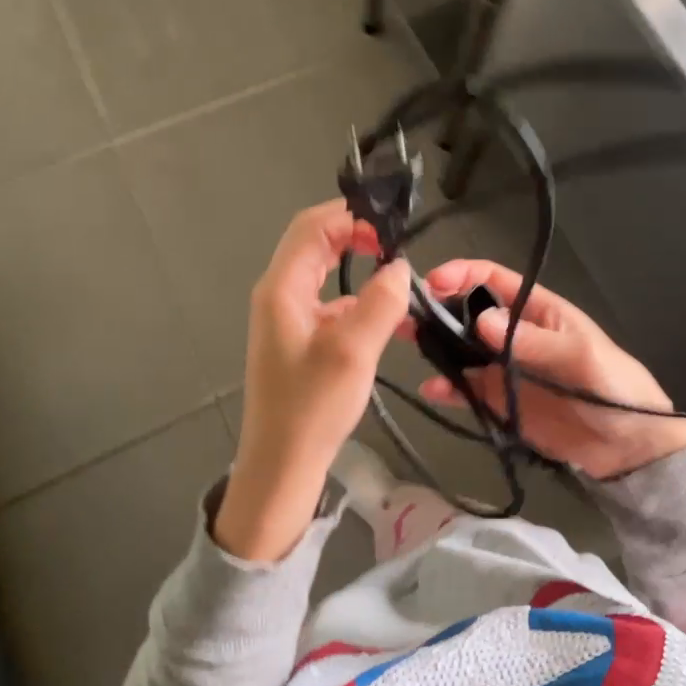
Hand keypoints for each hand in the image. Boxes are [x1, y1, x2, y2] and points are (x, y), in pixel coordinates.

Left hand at [216, 201, 412, 561]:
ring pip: (328, 276)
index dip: (352, 216)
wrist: (281, 468)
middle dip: (359, 238)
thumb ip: (380, 302)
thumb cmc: (311, 407)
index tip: (393, 228)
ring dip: (364, 272)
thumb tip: (400, 267)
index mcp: (282, 288)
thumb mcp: (352, 351)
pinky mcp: (301, 341)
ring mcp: (290, 318)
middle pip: (317, 244)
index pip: (313, 226)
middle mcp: (281, 294)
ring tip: (405, 283)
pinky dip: (362, 304)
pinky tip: (395, 321)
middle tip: (400, 248)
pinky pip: (333, 306)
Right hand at [420, 260, 685, 480]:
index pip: (493, 280)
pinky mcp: (500, 401)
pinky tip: (432, 388)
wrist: (631, 447)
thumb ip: (532, 341)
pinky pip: (467, 389)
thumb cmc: (614, 387)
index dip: (463, 273)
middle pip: (467, 311)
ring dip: (434, 344)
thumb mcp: (580, 357)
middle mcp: (513, 334)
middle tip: (402, 312)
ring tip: (406, 343)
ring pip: (460, 348)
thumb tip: (480, 320)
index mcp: (537, 311)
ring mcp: (503, 368)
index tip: (433, 280)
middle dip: (436, 307)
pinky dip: (448, 386)